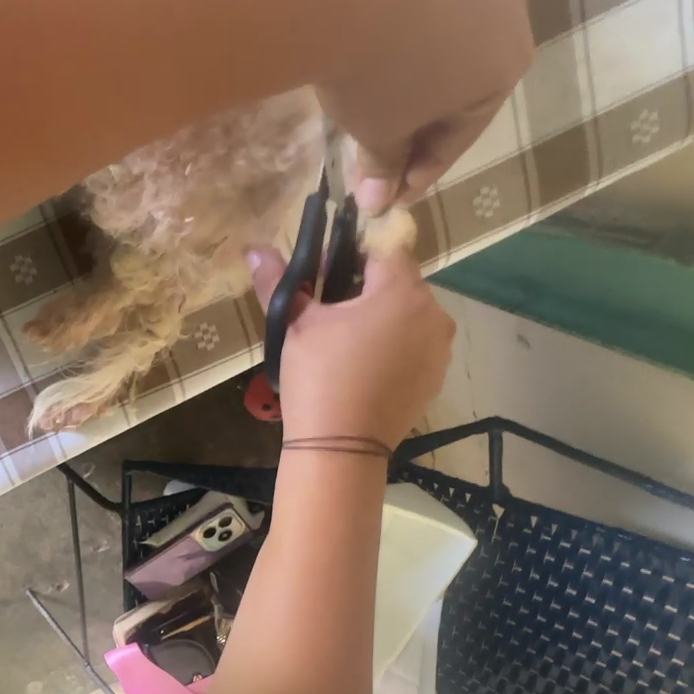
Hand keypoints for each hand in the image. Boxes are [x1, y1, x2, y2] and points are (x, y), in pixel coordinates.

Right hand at [249, 244, 454, 448]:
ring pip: (406, 315)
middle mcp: (432, 312)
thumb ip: (278, 282)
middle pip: (397, 283)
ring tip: (342, 347)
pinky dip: (391, 348)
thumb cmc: (317, 378)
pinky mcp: (436, 375)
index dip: (351, 253)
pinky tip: (361, 370)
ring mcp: (439, 346)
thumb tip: (254, 247)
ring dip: (379, 319)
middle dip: (363, 290)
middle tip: (325, 315)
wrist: (341, 446)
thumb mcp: (294, 327)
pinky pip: (413, 346)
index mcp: (400, 291)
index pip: (384, 247)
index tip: (323, 274)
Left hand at [316, 0, 533, 214]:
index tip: (390, 200)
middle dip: (414, 136)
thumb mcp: (380, 133)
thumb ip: (385, 167)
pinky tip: (371, 74)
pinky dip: (398, 58)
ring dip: (407, 97)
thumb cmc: (377, 79)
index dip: (419, 175)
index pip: (458, 140)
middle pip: (456, 96)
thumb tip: (378, 203)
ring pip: (440, 61)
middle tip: (377, 169)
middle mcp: (508, 21)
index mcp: (507, 69)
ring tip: (371, 126)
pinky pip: (420, 28)